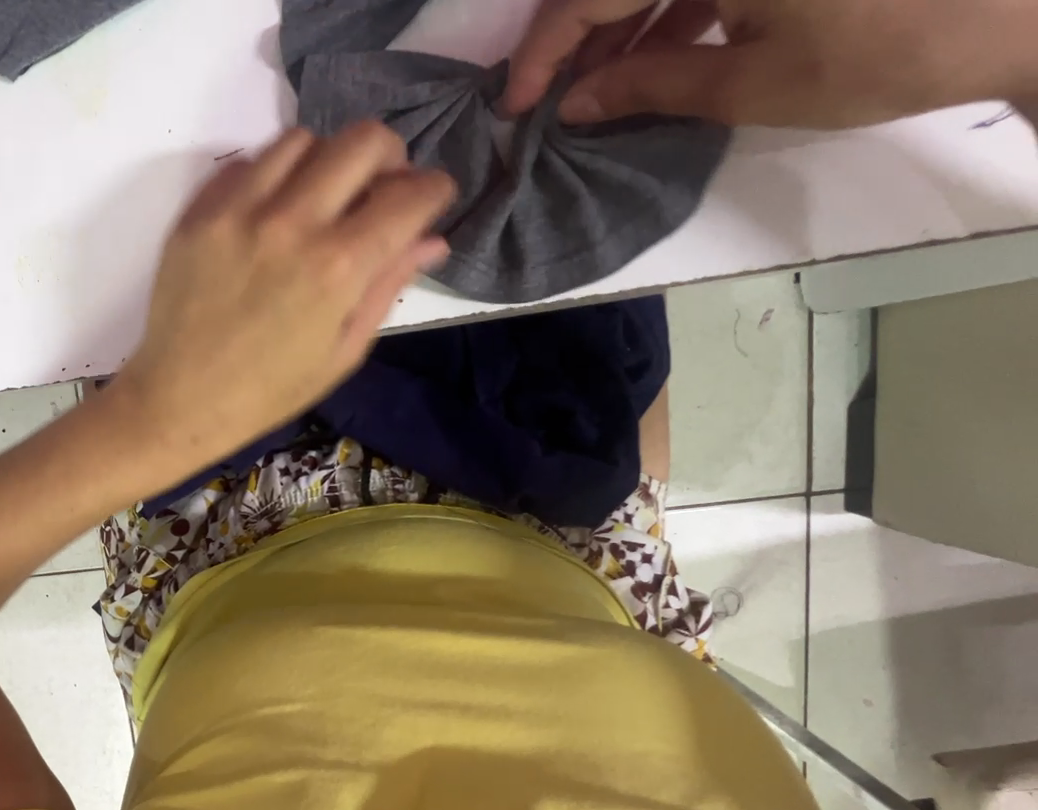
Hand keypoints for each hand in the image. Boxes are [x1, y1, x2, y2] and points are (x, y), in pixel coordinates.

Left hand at [104, 122, 454, 471]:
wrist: (178, 401)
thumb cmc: (267, 392)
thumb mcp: (342, 353)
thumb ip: (388, 287)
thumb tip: (431, 238)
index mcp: (338, 267)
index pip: (412, 193)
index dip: (434, 192)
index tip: (426, 202)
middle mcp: (291, 224)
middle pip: (363, 140)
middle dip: (388, 159)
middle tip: (376, 190)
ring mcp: (237, 213)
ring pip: (301, 140)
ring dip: (324, 162)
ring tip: (317, 200)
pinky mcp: (197, 214)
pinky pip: (245, 163)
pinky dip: (267, 177)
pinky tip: (266, 213)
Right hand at [503, 0, 1037, 127]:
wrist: (1031, 4)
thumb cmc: (890, 48)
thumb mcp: (750, 83)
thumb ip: (649, 86)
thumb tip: (573, 105)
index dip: (542, 52)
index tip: (516, 106)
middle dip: (576, 37)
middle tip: (554, 98)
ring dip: (621, 24)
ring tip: (600, 89)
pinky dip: (672, 5)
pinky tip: (660, 52)